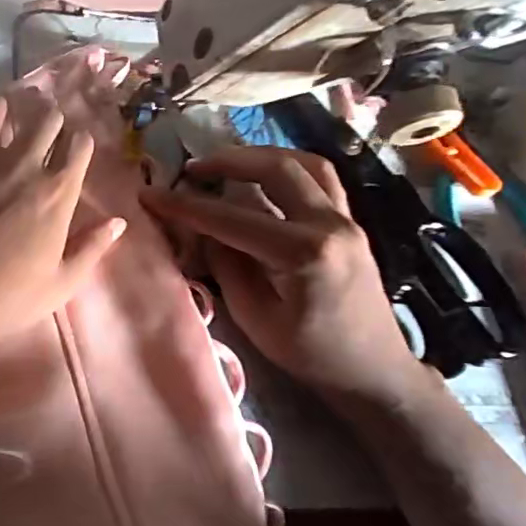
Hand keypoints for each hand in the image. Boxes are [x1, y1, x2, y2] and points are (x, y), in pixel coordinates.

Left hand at [0, 86, 125, 362]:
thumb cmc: (8, 298)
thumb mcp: (62, 283)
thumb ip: (93, 247)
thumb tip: (119, 222)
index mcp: (56, 192)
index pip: (79, 145)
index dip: (79, 143)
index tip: (74, 150)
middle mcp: (21, 163)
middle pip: (45, 118)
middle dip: (48, 119)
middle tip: (43, 128)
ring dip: (2, 112)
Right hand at [138, 147, 425, 402]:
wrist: (372, 369)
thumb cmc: (311, 355)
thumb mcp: (256, 319)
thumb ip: (228, 268)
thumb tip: (204, 231)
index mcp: (303, 253)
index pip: (232, 218)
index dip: (186, 205)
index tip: (152, 195)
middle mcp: (329, 224)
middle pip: (276, 170)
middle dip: (228, 162)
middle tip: (192, 169)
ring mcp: (346, 219)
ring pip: (304, 163)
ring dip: (261, 157)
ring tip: (227, 164)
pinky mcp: (350, 222)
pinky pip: (322, 178)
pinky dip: (289, 167)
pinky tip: (265, 175)